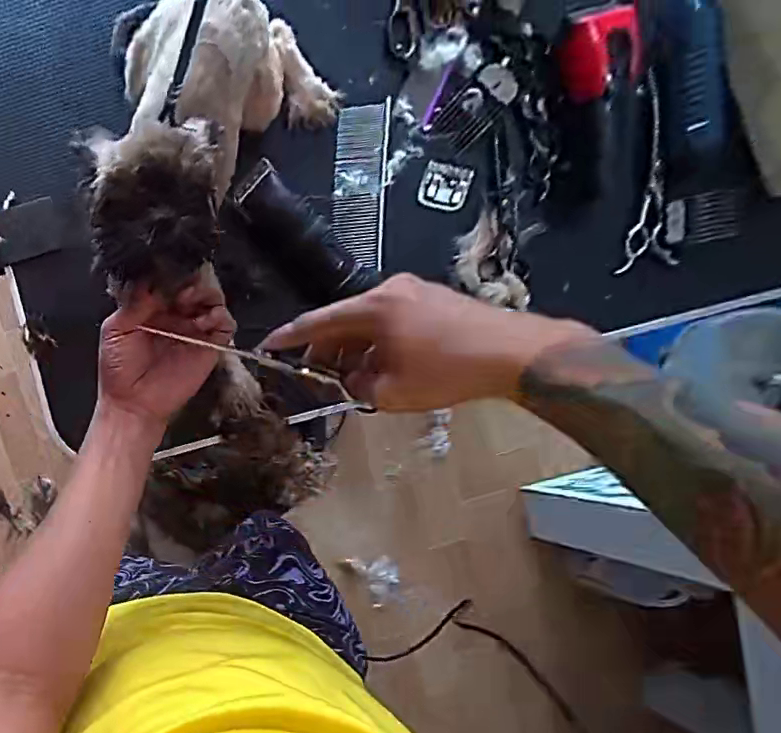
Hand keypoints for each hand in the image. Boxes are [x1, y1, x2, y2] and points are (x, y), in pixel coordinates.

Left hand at [97, 276, 235, 428]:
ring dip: (206, 294)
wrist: (132, 404)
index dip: (172, 272)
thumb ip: (134, 301)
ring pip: (213, 299)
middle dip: (191, 280)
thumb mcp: (116, 328)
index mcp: (154, 306)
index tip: (166, 275)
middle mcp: (177, 315)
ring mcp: (195, 330)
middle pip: (195, 283)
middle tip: (181, 291)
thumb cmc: (119, 370)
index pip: (170, 278)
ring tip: (191, 303)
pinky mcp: (210, 347)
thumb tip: (153, 280)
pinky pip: (225, 325)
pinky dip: (220, 316)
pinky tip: (203, 322)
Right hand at [260, 274, 613, 410]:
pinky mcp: (432, 300)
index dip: (291, 337)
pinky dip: (378, 342)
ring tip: (352, 379)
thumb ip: (359, 387)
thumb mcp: (392, 392)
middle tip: (316, 376)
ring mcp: (414, 291)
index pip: (319, 322)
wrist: (511, 352)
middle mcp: (390, 290)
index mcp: (373, 308)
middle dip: (327, 349)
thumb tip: (351, 380)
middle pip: (344, 320)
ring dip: (355, 349)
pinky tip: (383, 366)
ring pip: (368, 321)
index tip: (269, 345)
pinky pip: (391, 320)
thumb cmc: (447, 372)